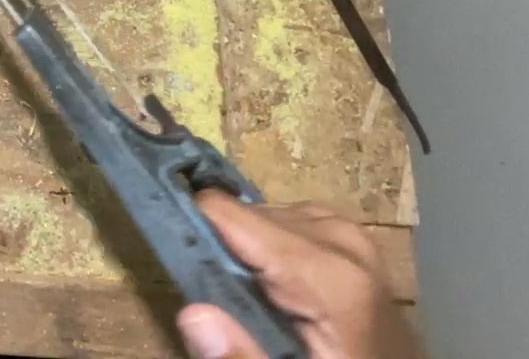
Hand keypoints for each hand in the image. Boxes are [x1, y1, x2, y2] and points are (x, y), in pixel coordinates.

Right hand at [177, 193, 422, 358]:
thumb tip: (193, 315)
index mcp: (327, 273)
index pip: (224, 213)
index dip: (193, 238)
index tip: (185, 273)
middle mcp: (335, 235)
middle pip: (238, 216)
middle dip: (224, 256)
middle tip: (235, 309)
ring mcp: (343, 228)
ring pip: (254, 216)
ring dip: (245, 254)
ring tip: (262, 304)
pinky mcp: (343, 229)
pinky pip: (277, 221)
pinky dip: (265, 250)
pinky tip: (279, 290)